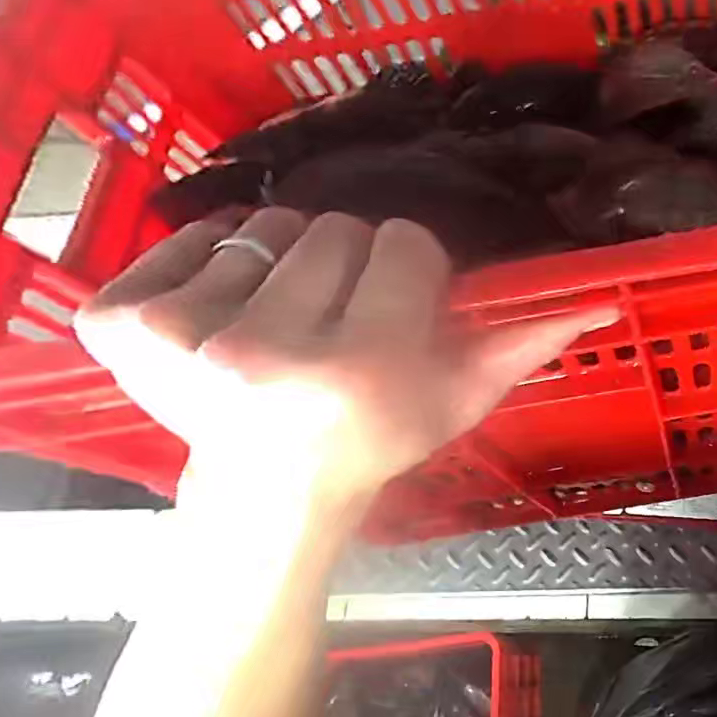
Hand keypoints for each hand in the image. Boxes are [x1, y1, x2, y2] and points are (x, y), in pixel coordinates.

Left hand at [75, 208, 615, 503]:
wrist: (273, 489)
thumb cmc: (383, 442)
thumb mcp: (461, 401)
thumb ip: (523, 345)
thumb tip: (595, 304)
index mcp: (365, 369)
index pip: (405, 245)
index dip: (413, 272)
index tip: (403, 307)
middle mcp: (270, 349)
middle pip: (338, 231)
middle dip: (355, 267)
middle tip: (348, 321)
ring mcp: (186, 334)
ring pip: (270, 228)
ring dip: (292, 266)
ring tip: (292, 321)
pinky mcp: (121, 323)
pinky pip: (193, 237)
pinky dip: (222, 265)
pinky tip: (234, 316)